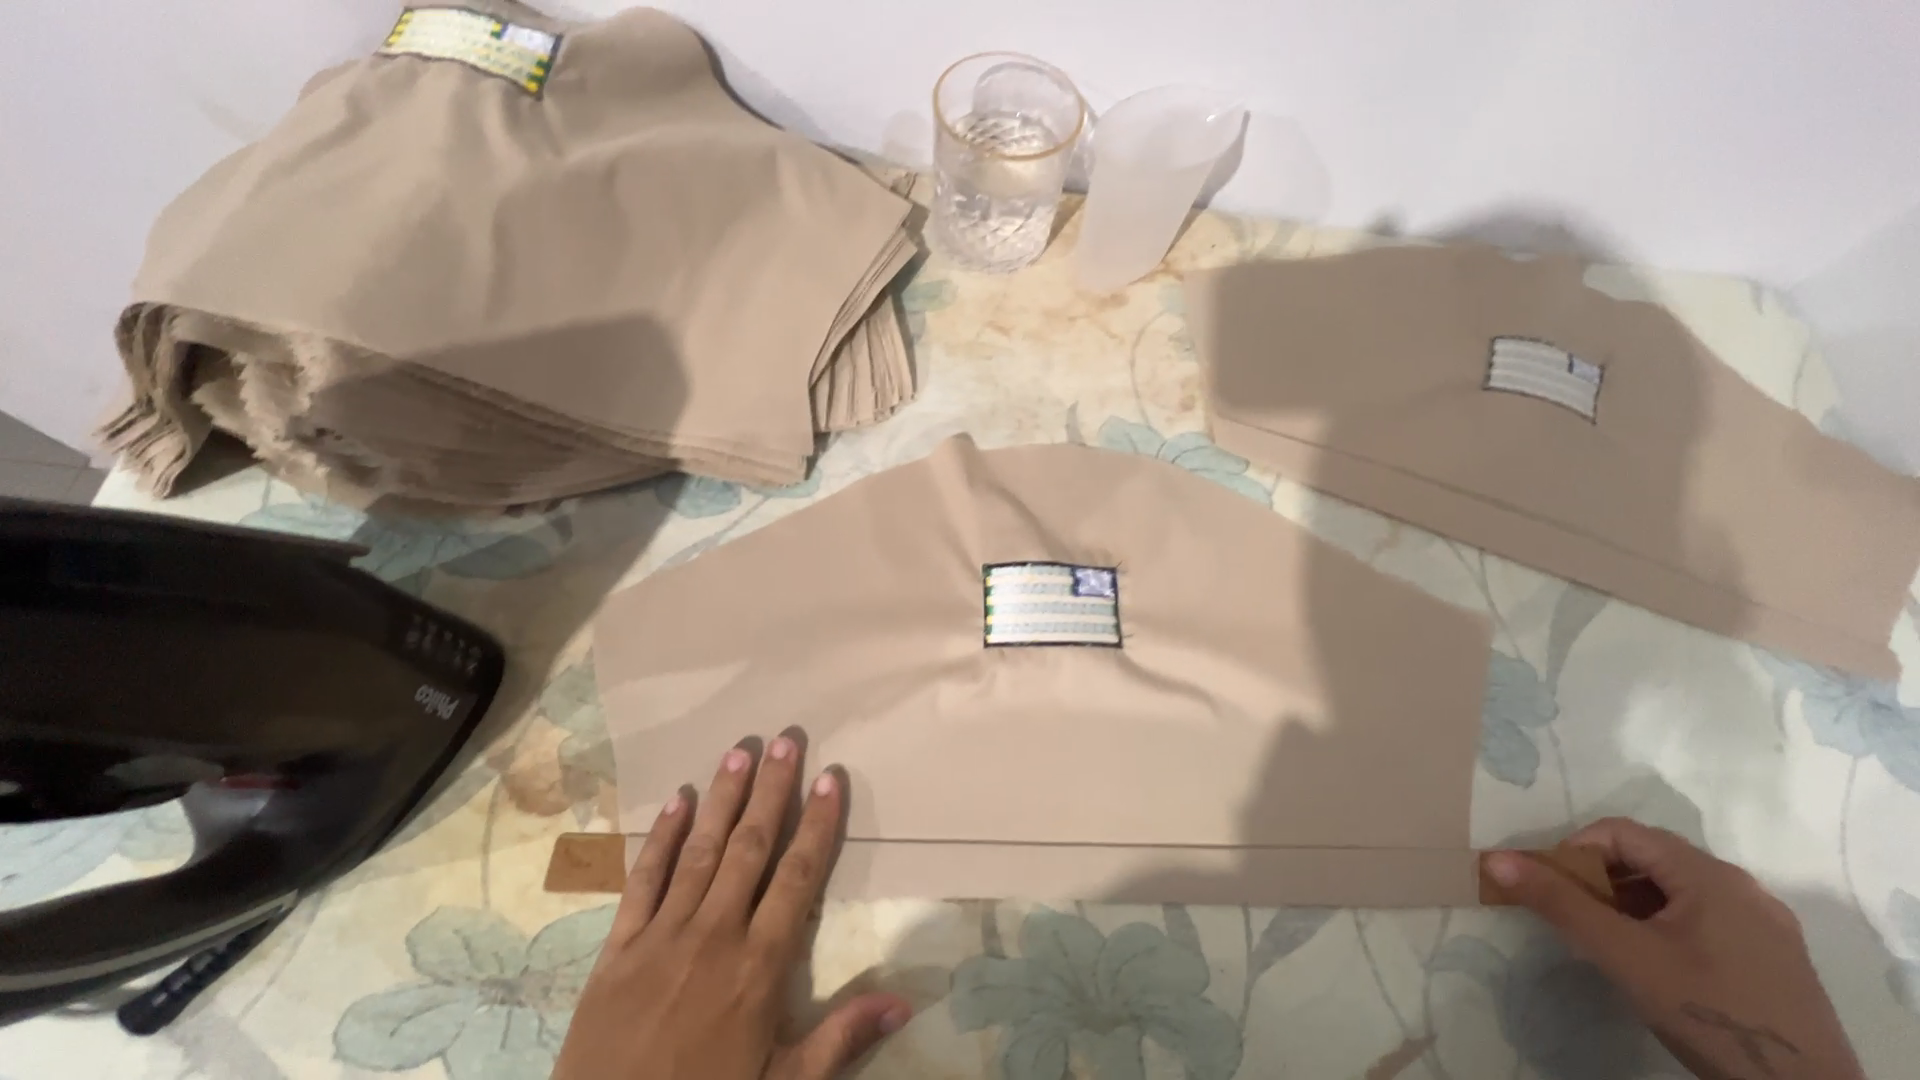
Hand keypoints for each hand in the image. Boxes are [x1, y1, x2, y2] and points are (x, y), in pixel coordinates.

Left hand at [553, 737, 911, 1079]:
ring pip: (700, 850)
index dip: (817, 824)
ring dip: (722, 798)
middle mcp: (715, 934)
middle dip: (771, 791)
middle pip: (750, 847)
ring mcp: (663, 935)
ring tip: (739, 752)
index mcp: (759, 966)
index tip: (829, 778)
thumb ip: (842, 1038)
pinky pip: (643, 879)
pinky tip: (676, 801)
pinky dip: (661, 838)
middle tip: (785, 739)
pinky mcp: (619, 945)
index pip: (798, 877)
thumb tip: (905, 1002)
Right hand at [1487, 818, 1862, 1079]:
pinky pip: (1702, 917)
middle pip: (1649, 858)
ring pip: (1675, 890)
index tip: (1551, 888)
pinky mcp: (1773, 957)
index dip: (1574, 851)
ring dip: (1627, 902)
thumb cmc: (1705, 1010)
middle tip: (1573, 914)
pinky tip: (1651, 960)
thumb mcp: (1620, 954)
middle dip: (1599, 879)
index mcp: (1710, 875)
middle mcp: (1742, 887)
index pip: (1621, 832)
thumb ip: (1558, 902)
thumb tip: (1495, 859)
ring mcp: (1765, 924)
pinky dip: (1661, 923)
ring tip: (1605, 939)